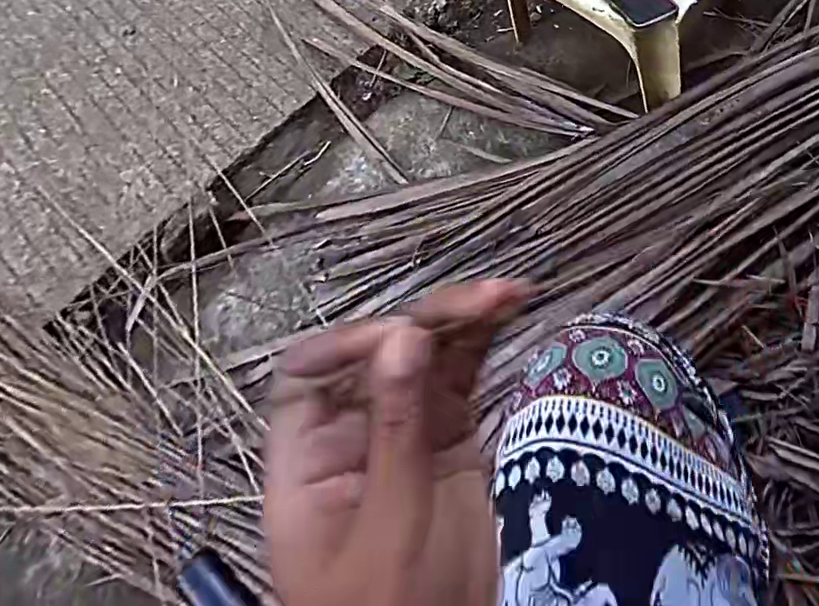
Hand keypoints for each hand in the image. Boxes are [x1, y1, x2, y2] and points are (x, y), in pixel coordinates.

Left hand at [263, 280, 528, 605]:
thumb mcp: (389, 525)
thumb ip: (396, 430)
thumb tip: (403, 336)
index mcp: (311, 458)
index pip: (308, 376)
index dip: (348, 343)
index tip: (404, 335)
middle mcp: (356, 431)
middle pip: (383, 352)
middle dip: (432, 318)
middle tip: (484, 298)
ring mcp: (408, 428)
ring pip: (430, 354)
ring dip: (467, 318)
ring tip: (510, 293)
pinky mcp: (452, 432)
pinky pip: (465, 374)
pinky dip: (486, 342)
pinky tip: (511, 311)